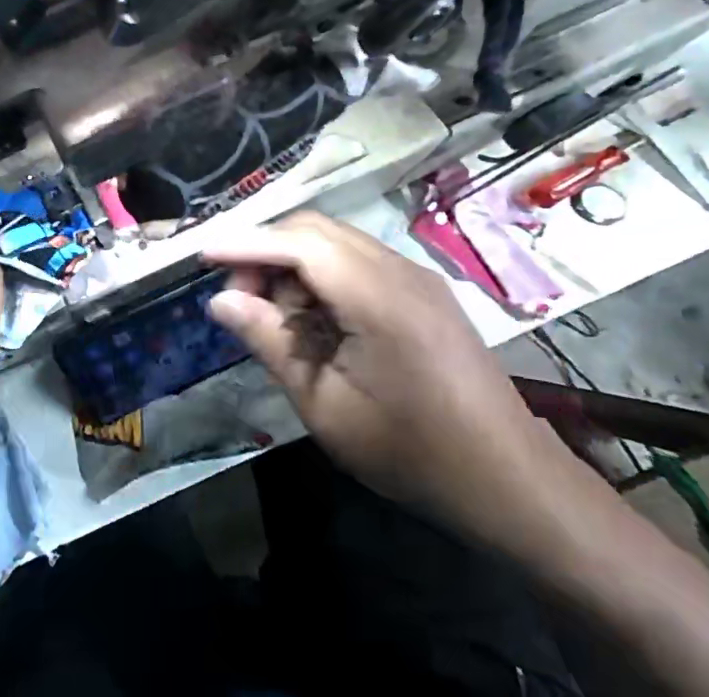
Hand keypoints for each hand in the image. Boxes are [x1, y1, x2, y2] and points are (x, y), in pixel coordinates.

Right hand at [204, 212, 557, 533]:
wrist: (507, 478)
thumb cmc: (410, 451)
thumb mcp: (326, 405)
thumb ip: (271, 343)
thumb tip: (221, 300)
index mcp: (378, 297)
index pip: (299, 243)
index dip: (246, 243)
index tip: (202, 253)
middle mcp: (400, 270)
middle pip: (317, 230)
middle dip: (268, 251)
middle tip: (239, 298)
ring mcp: (417, 277)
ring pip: (337, 243)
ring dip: (295, 265)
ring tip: (277, 319)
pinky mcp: (424, 292)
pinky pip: (360, 263)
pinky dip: (324, 277)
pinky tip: (317, 321)